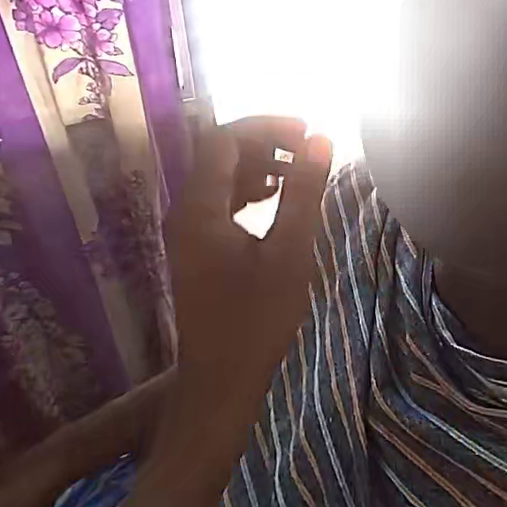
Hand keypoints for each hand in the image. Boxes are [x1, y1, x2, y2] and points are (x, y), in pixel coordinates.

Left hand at [153, 117, 330, 465]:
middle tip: (307, 151)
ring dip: (258, 168)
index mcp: (200, 207)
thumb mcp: (289, 252)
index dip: (266, 126)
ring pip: (219, 179)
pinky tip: (276, 202)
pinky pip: (219, 204)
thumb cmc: (257, 319)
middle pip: (219, 155)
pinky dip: (248, 193)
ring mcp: (187, 232)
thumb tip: (320, 139)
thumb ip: (303, 191)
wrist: (220, 380)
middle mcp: (185, 211)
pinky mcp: (196, 250)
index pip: (225, 139)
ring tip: (297, 174)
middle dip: (264, 144)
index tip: (307, 132)